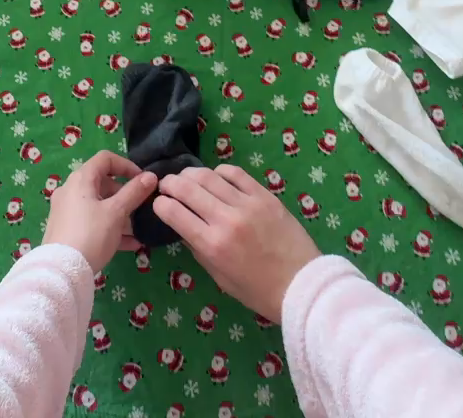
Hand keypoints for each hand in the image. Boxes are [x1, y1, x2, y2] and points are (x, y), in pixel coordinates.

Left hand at [43, 151, 158, 271]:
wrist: (61, 272)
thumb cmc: (91, 234)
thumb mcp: (116, 212)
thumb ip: (134, 192)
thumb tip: (151, 176)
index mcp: (81, 179)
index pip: (105, 159)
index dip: (127, 165)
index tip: (143, 181)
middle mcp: (70, 190)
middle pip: (102, 183)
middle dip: (125, 195)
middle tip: (140, 208)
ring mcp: (66, 211)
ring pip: (98, 205)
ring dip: (120, 214)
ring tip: (137, 230)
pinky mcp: (66, 230)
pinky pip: (92, 222)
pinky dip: (109, 227)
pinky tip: (129, 244)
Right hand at [153, 165, 320, 322]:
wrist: (303, 286)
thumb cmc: (259, 291)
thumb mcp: (220, 278)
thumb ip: (199, 250)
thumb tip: (185, 228)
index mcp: (212, 245)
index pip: (174, 213)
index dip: (160, 205)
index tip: (159, 204)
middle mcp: (225, 220)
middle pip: (187, 188)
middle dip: (170, 183)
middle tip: (166, 184)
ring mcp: (246, 204)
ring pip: (209, 176)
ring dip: (190, 173)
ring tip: (185, 177)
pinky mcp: (264, 195)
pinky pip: (235, 174)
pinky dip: (220, 171)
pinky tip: (215, 176)